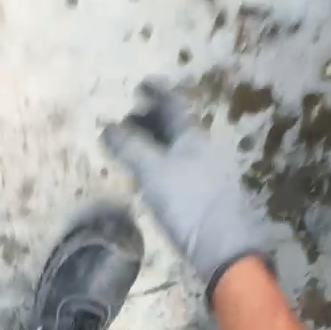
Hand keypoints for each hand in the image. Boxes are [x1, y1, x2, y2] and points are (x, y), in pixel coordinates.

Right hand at [102, 79, 269, 297]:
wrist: (223, 245)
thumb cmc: (188, 203)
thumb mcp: (153, 172)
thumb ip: (130, 148)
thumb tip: (107, 127)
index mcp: (192, 136)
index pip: (173, 104)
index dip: (157, 92)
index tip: (141, 84)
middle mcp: (201, 149)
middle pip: (175, 125)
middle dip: (151, 118)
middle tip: (129, 118)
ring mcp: (204, 172)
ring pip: (176, 148)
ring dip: (155, 142)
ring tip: (134, 147)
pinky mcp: (203, 196)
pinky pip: (177, 167)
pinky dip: (160, 162)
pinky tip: (151, 176)